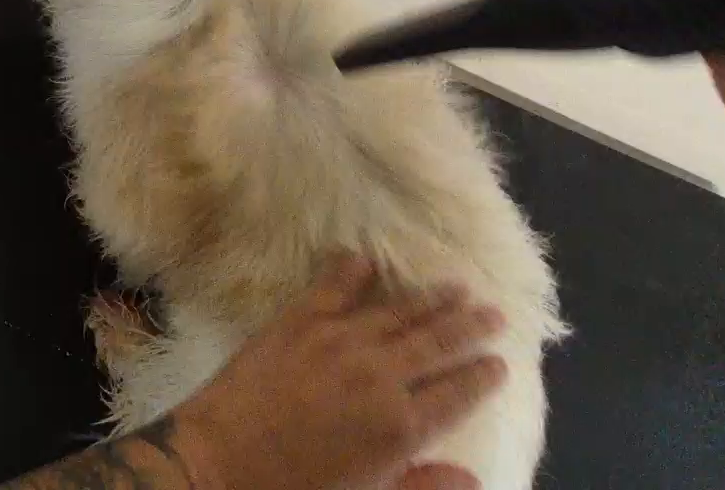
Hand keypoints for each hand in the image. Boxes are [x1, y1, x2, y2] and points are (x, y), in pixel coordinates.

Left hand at [168, 253, 507, 489]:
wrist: (221, 459)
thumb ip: (422, 488)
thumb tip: (474, 477)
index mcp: (399, 427)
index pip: (456, 394)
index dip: (481, 377)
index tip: (502, 361)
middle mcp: (377, 375)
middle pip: (434, 344)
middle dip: (468, 327)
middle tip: (494, 311)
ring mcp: (337, 340)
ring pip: (395, 312)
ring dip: (428, 299)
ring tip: (455, 286)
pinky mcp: (298, 319)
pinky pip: (332, 286)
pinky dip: (352, 270)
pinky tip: (367, 257)